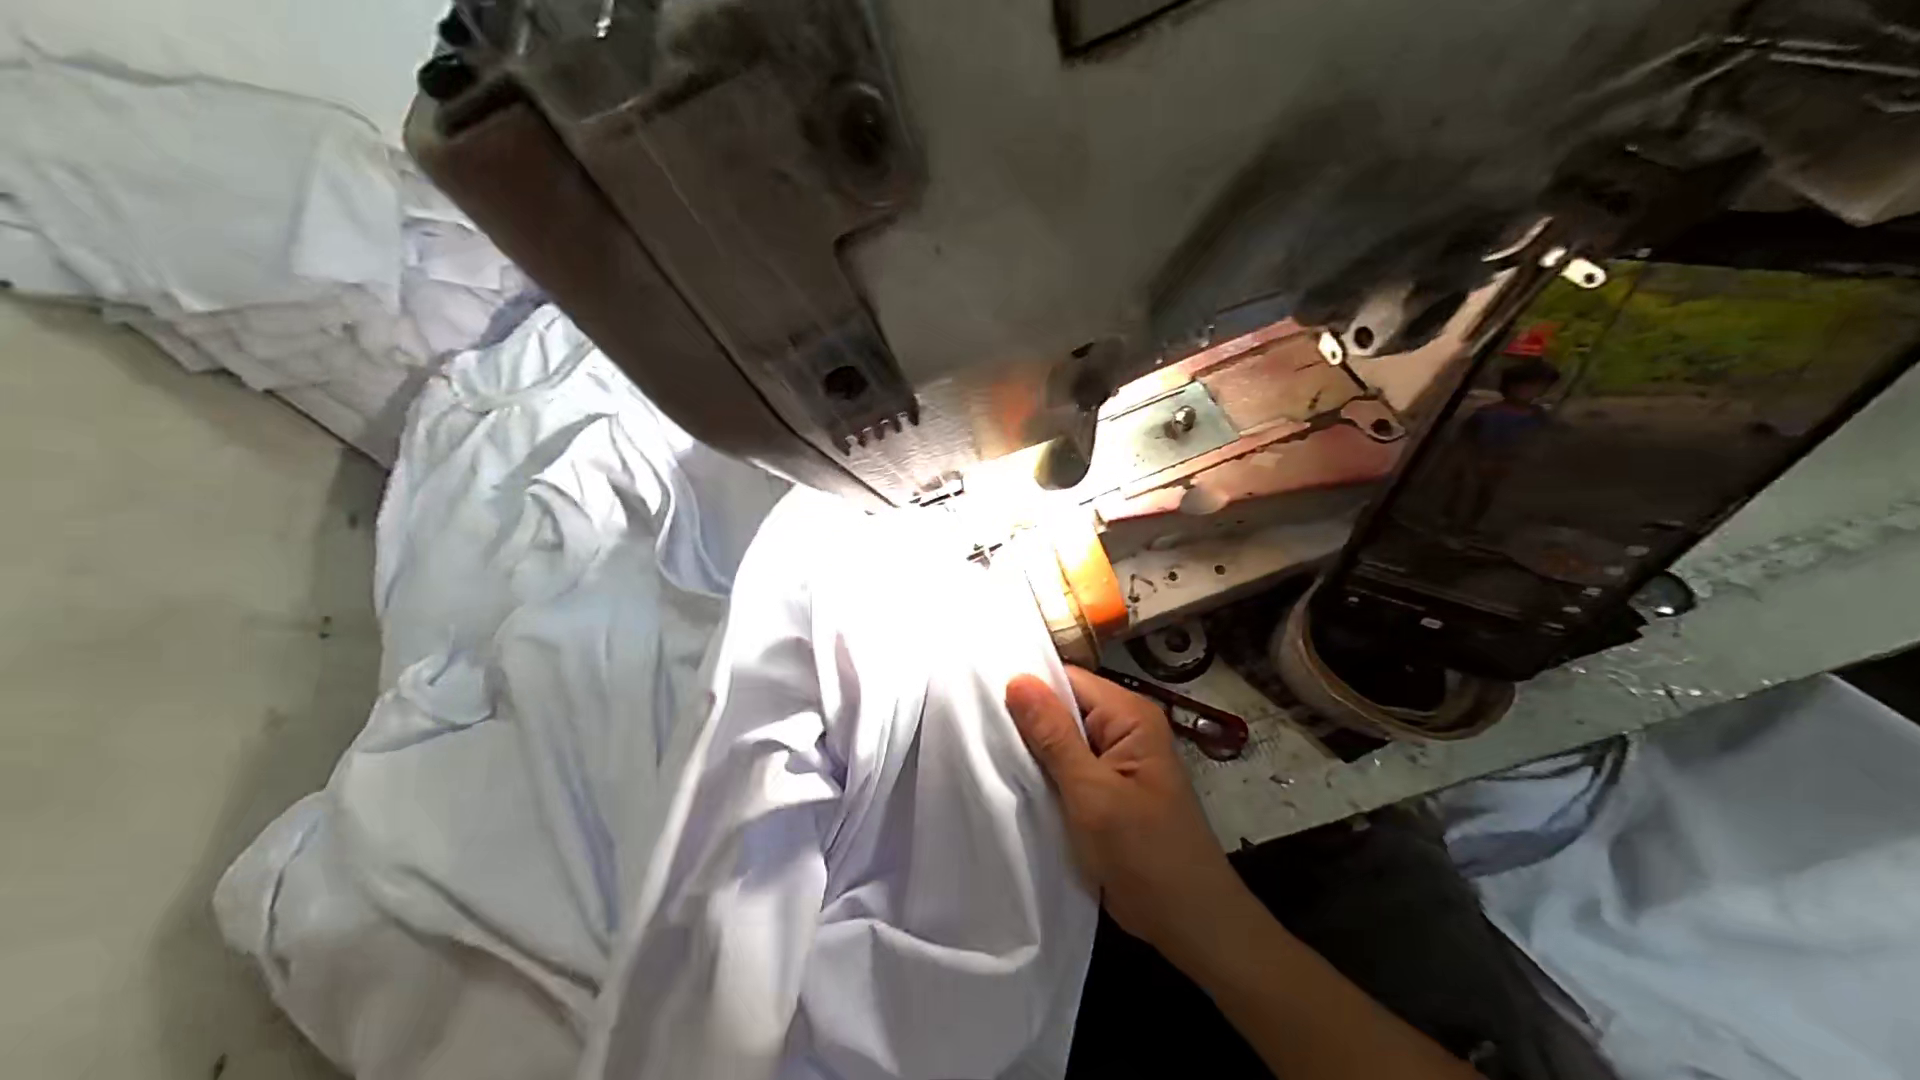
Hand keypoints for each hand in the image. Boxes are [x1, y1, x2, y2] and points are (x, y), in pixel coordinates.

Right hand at [1005, 668, 1251, 961]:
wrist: (1189, 923)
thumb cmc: (1145, 854)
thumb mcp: (1092, 793)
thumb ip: (1053, 736)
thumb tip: (1017, 679)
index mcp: (1129, 716)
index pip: (1067, 680)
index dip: (1026, 686)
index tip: (979, 698)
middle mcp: (1123, 729)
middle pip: (1061, 708)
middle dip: (1024, 721)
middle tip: (972, 730)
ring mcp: (1114, 762)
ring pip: (1059, 740)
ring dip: (1030, 751)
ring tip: (981, 754)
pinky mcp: (1105, 791)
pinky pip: (1065, 769)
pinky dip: (1041, 775)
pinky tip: (1010, 782)